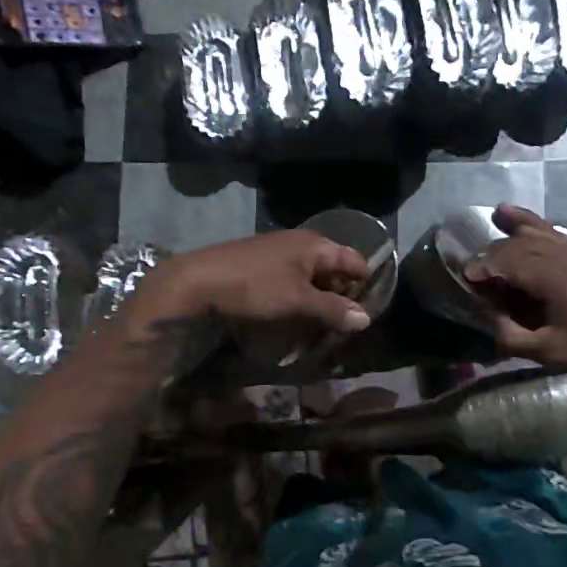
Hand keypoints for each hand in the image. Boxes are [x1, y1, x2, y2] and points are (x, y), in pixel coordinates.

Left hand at [133, 230, 371, 332]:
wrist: (198, 281)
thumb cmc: (254, 287)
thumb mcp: (298, 301)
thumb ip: (333, 309)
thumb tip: (366, 319)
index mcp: (315, 244)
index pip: (354, 260)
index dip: (365, 284)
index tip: (368, 312)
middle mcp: (300, 242)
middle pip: (334, 267)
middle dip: (342, 294)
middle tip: (346, 323)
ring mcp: (278, 251)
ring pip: (311, 274)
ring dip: (319, 297)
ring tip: (323, 324)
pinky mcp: (261, 264)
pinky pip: (292, 278)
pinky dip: (300, 295)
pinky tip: (295, 314)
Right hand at [463, 205, 566, 377]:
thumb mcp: (551, 351)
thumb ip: (513, 337)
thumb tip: (489, 321)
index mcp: (549, 275)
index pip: (504, 261)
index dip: (481, 269)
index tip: (465, 279)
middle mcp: (560, 254)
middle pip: (517, 244)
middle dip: (493, 252)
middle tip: (477, 268)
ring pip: (539, 231)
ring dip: (516, 226)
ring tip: (497, 214)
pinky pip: (557, 232)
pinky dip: (540, 224)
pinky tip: (531, 225)